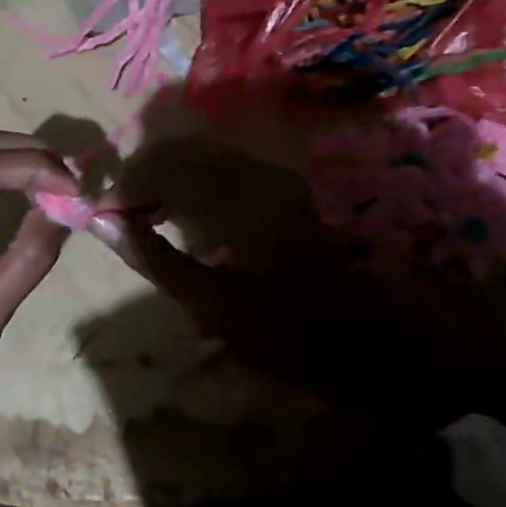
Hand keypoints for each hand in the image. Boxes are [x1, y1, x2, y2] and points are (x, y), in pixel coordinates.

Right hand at [94, 137, 505, 406]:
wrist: (404, 348)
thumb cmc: (308, 339)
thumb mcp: (223, 311)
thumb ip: (162, 262)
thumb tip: (107, 225)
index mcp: (241, 201)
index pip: (165, 167)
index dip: (127, 186)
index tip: (101, 215)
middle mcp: (261, 177)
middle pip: (185, 157)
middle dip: (146, 183)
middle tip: (123, 222)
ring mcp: (282, 185)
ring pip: (208, 166)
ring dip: (173, 189)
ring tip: (150, 225)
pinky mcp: (294, 199)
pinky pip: (231, 182)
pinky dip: (200, 198)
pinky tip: (196, 233)